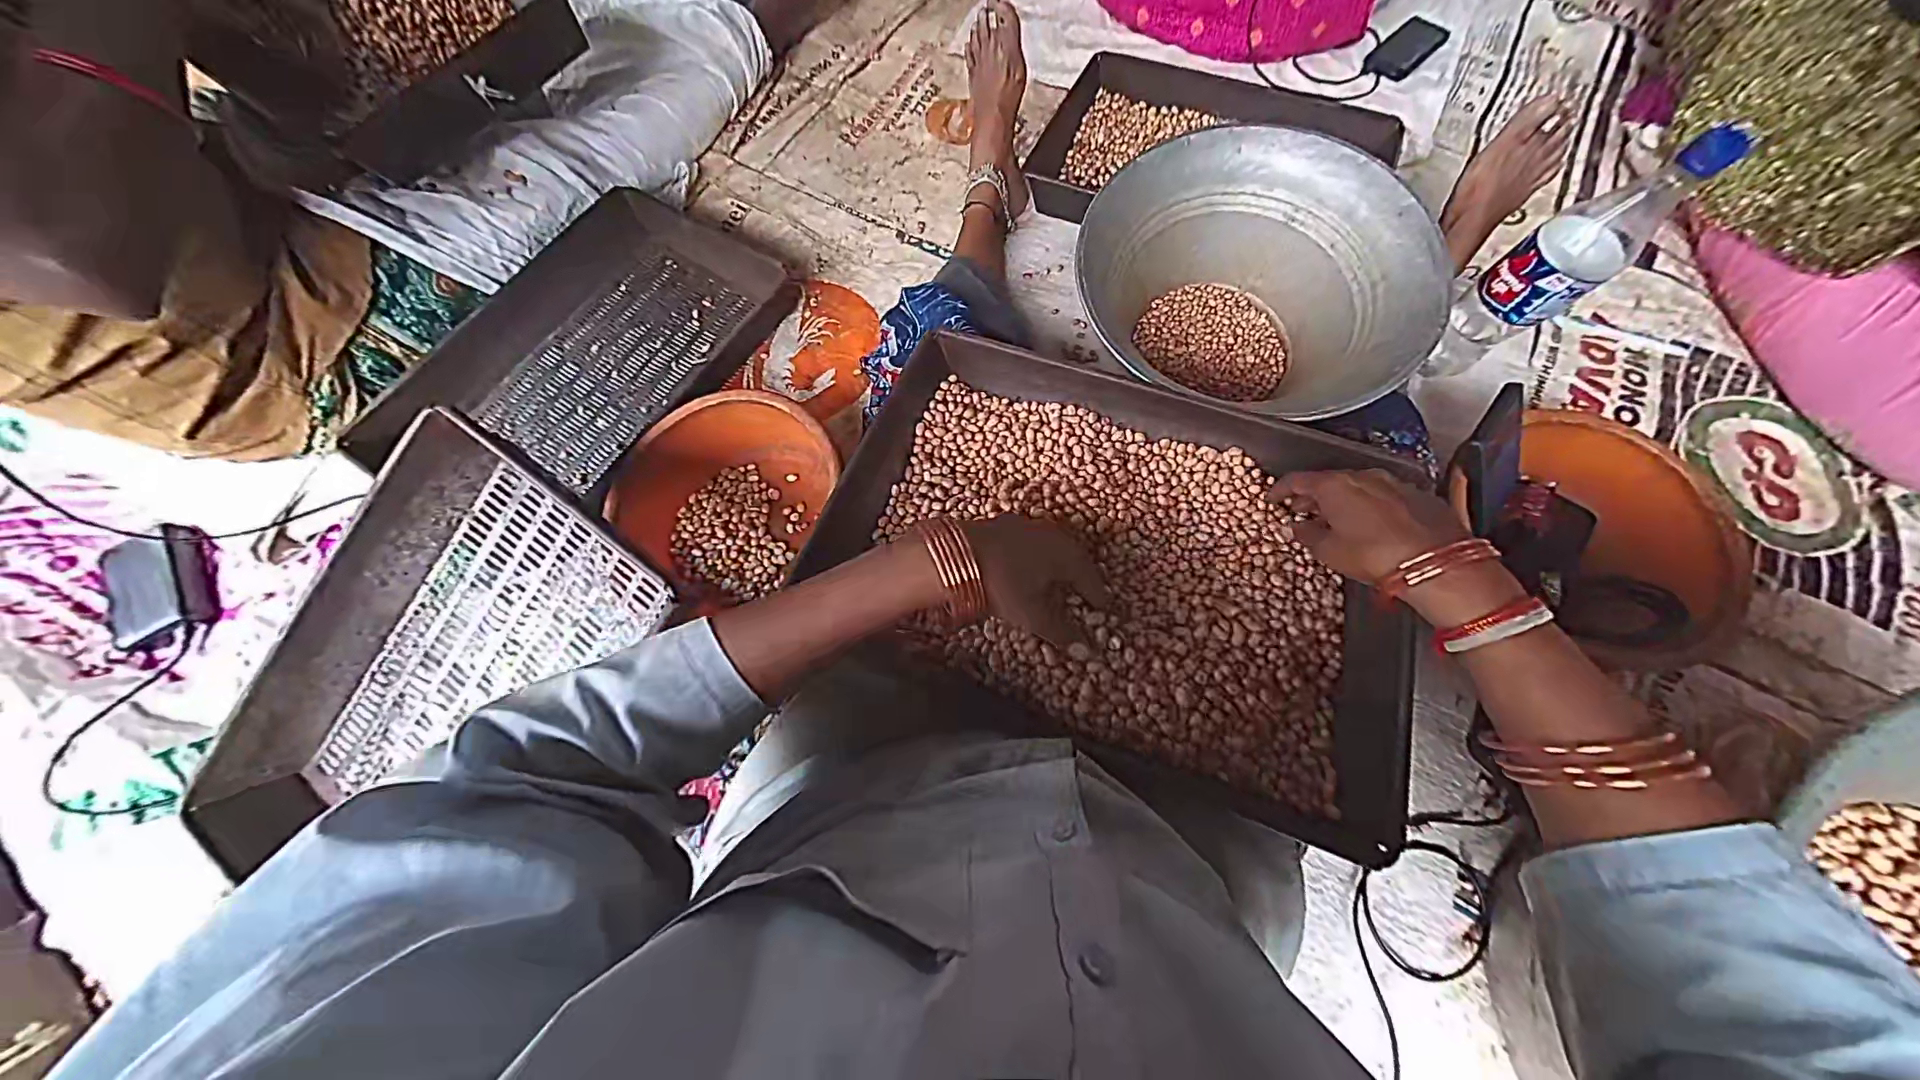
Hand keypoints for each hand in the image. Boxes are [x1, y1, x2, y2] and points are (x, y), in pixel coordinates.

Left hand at [965, 515, 1109, 647]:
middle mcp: (1050, 535)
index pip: (1091, 578)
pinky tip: (1022, 569)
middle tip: (1083, 595)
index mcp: (1067, 554)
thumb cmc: (1002, 584)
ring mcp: (1024, 526)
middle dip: (1077, 578)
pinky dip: (1030, 559)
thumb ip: (1060, 632)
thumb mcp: (1033, 614)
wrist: (955, 554)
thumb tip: (1085, 651)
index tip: (1103, 608)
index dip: (1097, 597)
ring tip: (1052, 584)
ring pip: (1047, 549)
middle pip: (1071, 560)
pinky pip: (1025, 545)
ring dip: (1052, 567)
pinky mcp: (1001, 525)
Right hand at [1266, 469, 1468, 583]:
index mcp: (1334, 486)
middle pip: (1329, 481)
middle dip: (1313, 496)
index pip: (1297, 480)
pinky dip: (1370, 506)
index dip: (1281, 489)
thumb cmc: (1376, 555)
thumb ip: (1308, 534)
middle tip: (1302, 511)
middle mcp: (1364, 477)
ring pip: (1358, 486)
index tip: (1274, 498)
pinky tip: (1370, 525)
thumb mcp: (1328, 551)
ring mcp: (1394, 483)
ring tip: (1336, 520)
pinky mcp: (1419, 495)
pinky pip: (1384, 495)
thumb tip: (1299, 527)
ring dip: (1343, 500)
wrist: (1436, 563)